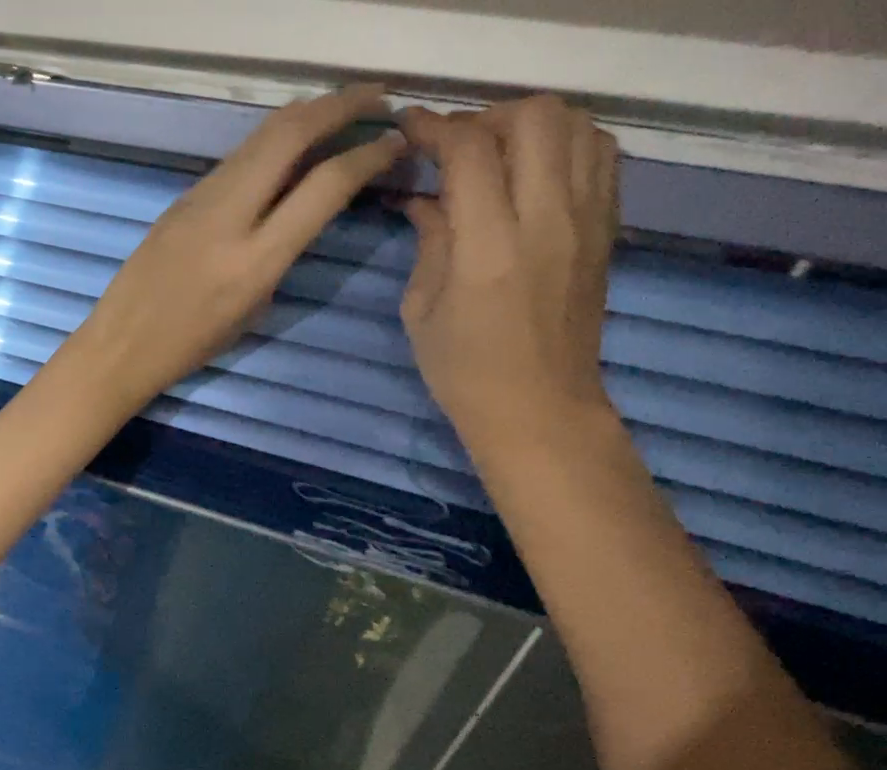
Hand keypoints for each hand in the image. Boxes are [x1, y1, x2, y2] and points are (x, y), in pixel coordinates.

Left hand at [69, 85, 404, 403]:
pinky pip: (235, 159)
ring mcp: (198, 203)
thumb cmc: (190, 346)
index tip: (395, 142)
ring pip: (259, 138)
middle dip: (340, 107)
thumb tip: (306, 208)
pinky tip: (287, 147)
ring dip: (305, 116)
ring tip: (339, 112)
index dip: (368, 155)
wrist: (121, 346)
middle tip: (376, 99)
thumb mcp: (254, 309)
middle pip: (290, 135)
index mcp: (254, 261)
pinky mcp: (180, 199)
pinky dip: (270, 142)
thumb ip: (284, 254)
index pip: (325, 186)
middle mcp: (228, 219)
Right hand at [394, 97, 619, 438]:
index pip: (469, 152)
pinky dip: (564, 143)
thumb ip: (429, 241)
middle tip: (454, 145)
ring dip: (529, 125)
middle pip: (534, 118)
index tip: (407, 130)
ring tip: (494, 154)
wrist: (538, 405)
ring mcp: (587, 217)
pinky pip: (598, 152)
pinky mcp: (607, 224)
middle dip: (485, 118)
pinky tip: (531, 171)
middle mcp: (547, 219)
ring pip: (576, 124)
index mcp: (489, 247)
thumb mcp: (421, 308)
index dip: (434, 129)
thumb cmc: (463, 369)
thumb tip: (423, 198)